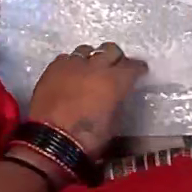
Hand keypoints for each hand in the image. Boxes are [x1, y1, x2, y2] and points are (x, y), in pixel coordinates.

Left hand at [28, 41, 148, 157]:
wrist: (52, 141)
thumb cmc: (88, 139)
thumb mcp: (114, 123)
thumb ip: (117, 102)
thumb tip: (116, 95)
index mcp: (115, 81)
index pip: (133, 66)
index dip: (138, 69)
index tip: (140, 72)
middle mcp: (95, 66)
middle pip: (110, 50)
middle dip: (115, 58)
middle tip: (115, 69)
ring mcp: (72, 65)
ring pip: (86, 50)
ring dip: (92, 58)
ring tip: (90, 70)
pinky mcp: (52, 69)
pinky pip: (66, 58)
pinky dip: (72, 65)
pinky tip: (70, 75)